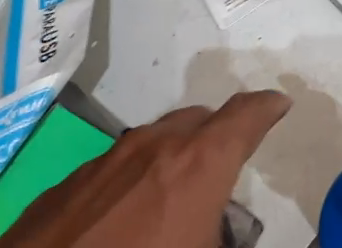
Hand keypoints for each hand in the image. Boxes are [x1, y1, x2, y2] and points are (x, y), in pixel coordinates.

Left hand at [0, 91, 290, 247]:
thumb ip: (231, 233)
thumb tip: (233, 226)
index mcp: (199, 162)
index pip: (247, 113)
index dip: (267, 108)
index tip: (279, 107)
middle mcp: (154, 147)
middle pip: (198, 121)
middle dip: (216, 136)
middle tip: (224, 168)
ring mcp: (103, 164)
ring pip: (151, 141)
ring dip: (170, 158)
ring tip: (171, 198)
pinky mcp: (61, 189)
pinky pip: (110, 171)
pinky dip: (127, 183)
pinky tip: (118, 222)